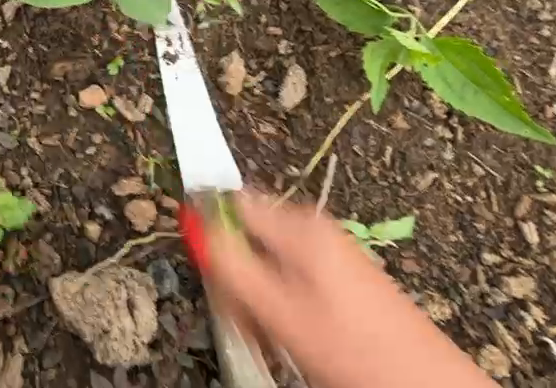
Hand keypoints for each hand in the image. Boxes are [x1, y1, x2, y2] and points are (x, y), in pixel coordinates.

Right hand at [186, 191, 495, 387]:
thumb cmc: (362, 352)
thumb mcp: (281, 311)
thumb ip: (231, 264)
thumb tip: (193, 226)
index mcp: (299, 225)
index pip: (229, 203)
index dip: (208, 231)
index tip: (207, 269)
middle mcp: (314, 230)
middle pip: (247, 237)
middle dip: (237, 277)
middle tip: (247, 318)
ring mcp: (331, 255)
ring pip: (267, 265)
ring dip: (258, 298)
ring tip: (273, 335)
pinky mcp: (343, 282)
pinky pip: (292, 283)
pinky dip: (282, 308)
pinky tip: (293, 338)